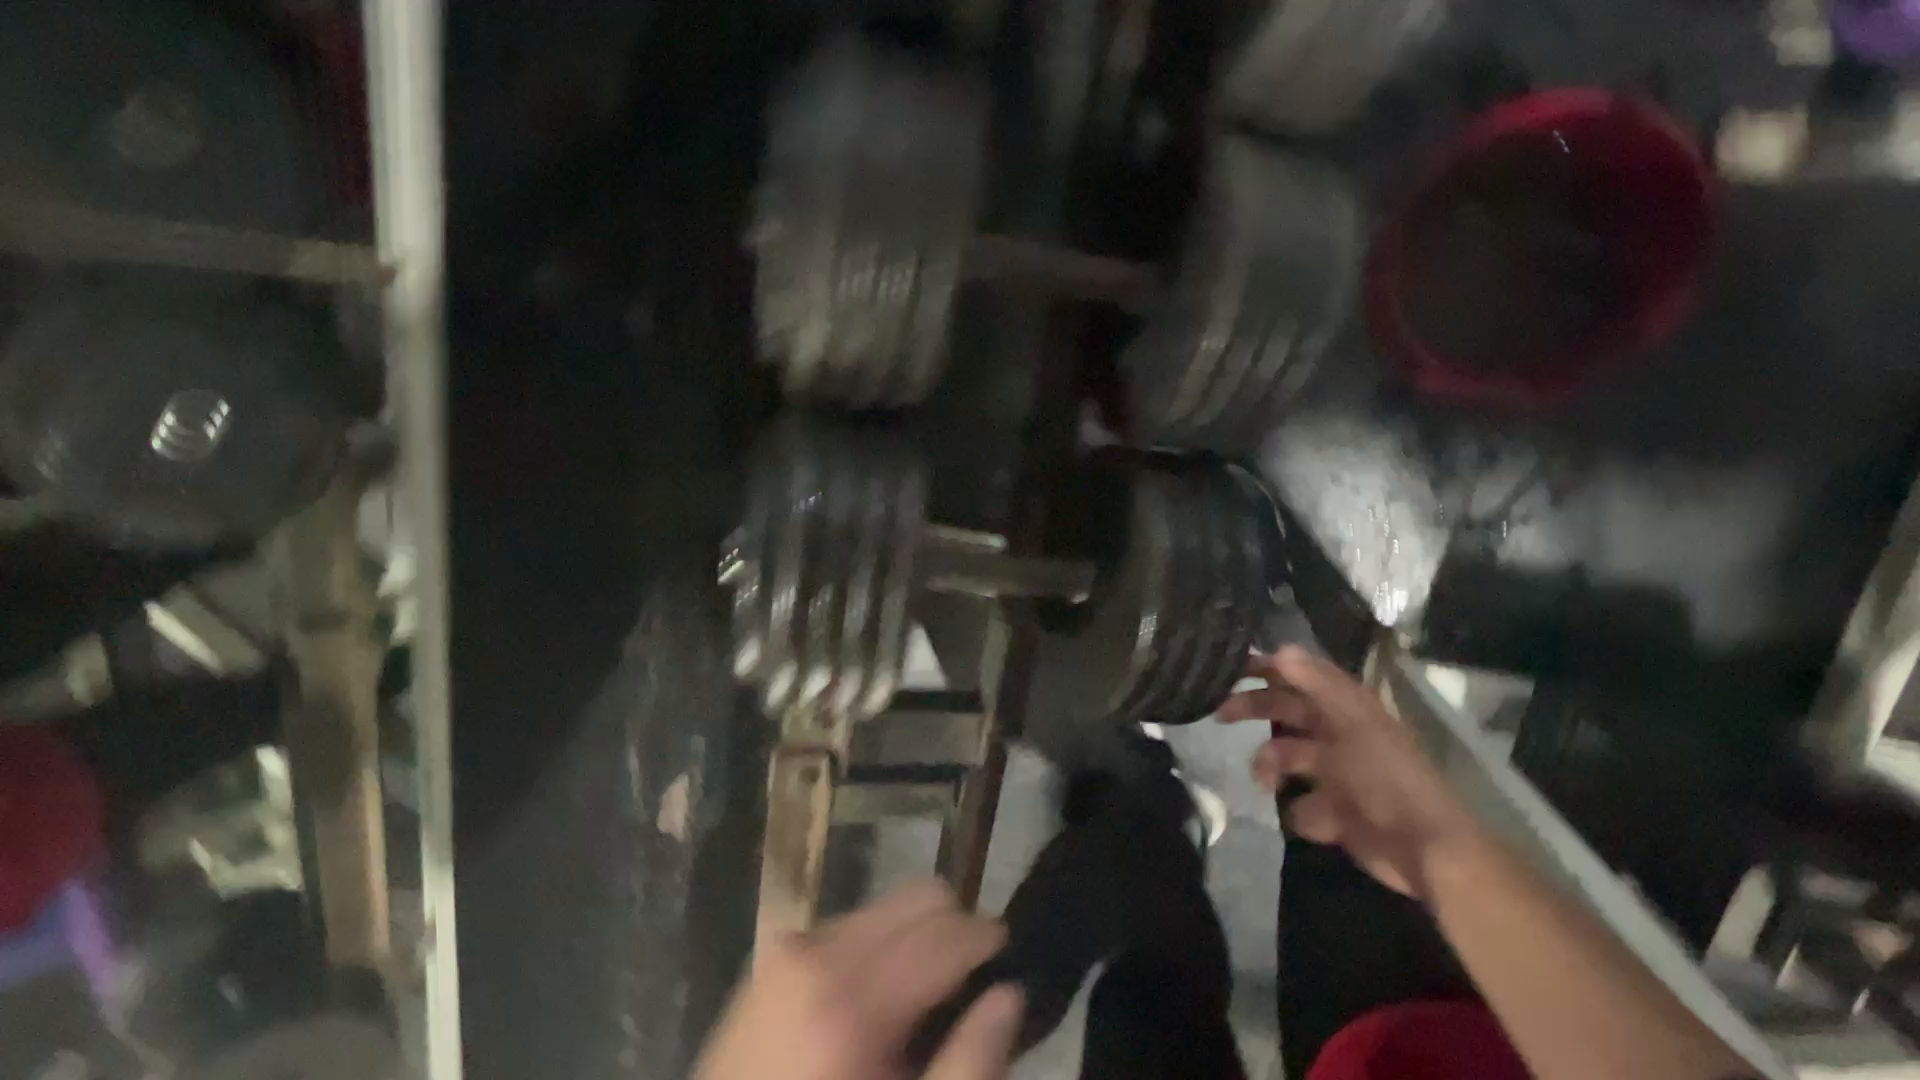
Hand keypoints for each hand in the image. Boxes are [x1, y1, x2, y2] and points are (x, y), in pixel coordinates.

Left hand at [694, 881, 1023, 1079]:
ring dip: (914, 935)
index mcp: (852, 999)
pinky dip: (877, 944)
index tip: (1008, 960)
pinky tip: (875, 995)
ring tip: (919, 995)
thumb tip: (1009, 994)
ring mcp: (791, 944)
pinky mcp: (775, 949)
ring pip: (886, 904)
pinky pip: (851, 922)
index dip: (988, 938)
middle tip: (964, 984)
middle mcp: (819, 951)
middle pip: (919, 896)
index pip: (946, 927)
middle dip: (952, 930)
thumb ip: (967, 1064)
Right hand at [1219, 647, 1477, 899]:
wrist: (1422, 847)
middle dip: (1255, 711)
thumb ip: (1317, 685)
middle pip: (1287, 712)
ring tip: (1265, 780)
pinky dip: (1303, 811)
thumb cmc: (1386, 777)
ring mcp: (1335, 774)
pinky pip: (1300, 804)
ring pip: (1286, 758)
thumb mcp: (1351, 723)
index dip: (1269, 668)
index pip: (1301, 676)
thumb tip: (1281, 648)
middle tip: (1220, 715)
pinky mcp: (1334, 812)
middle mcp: (1339, 735)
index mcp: (1347, 709)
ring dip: (1270, 765)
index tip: (1232, 667)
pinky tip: (1319, 819)